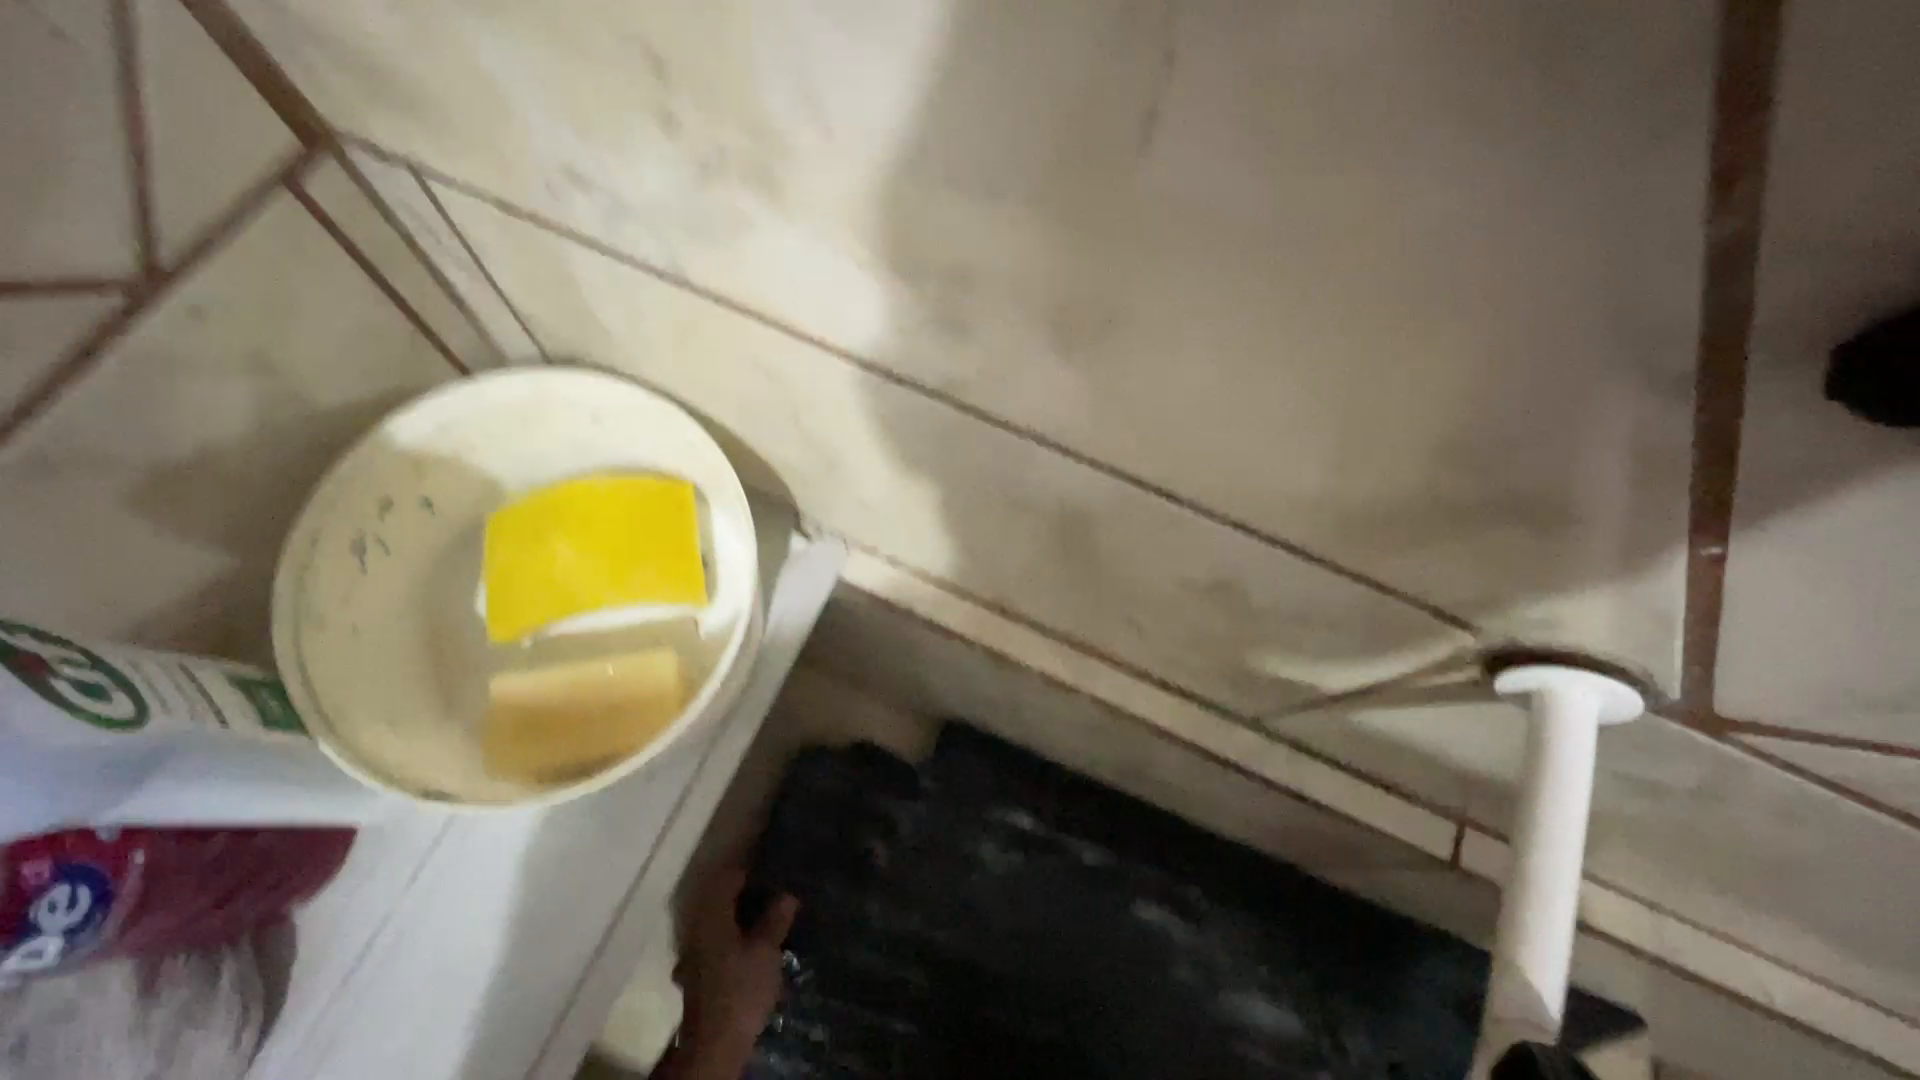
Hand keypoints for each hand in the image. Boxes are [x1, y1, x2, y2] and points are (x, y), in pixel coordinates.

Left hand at [673, 868, 798, 1065]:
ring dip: (738, 911)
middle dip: (743, 889)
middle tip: (772, 884)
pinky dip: (733, 931)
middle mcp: (698, 928)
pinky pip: (716, 938)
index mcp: (712, 917)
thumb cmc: (741, 989)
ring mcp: (695, 951)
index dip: (746, 867)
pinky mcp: (699, 971)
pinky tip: (751, 939)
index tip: (769, 862)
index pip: (726, 878)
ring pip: (717, 919)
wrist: (715, 1041)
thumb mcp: (766, 951)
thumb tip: (787, 894)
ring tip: (766, 909)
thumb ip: (775, 920)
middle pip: (718, 897)